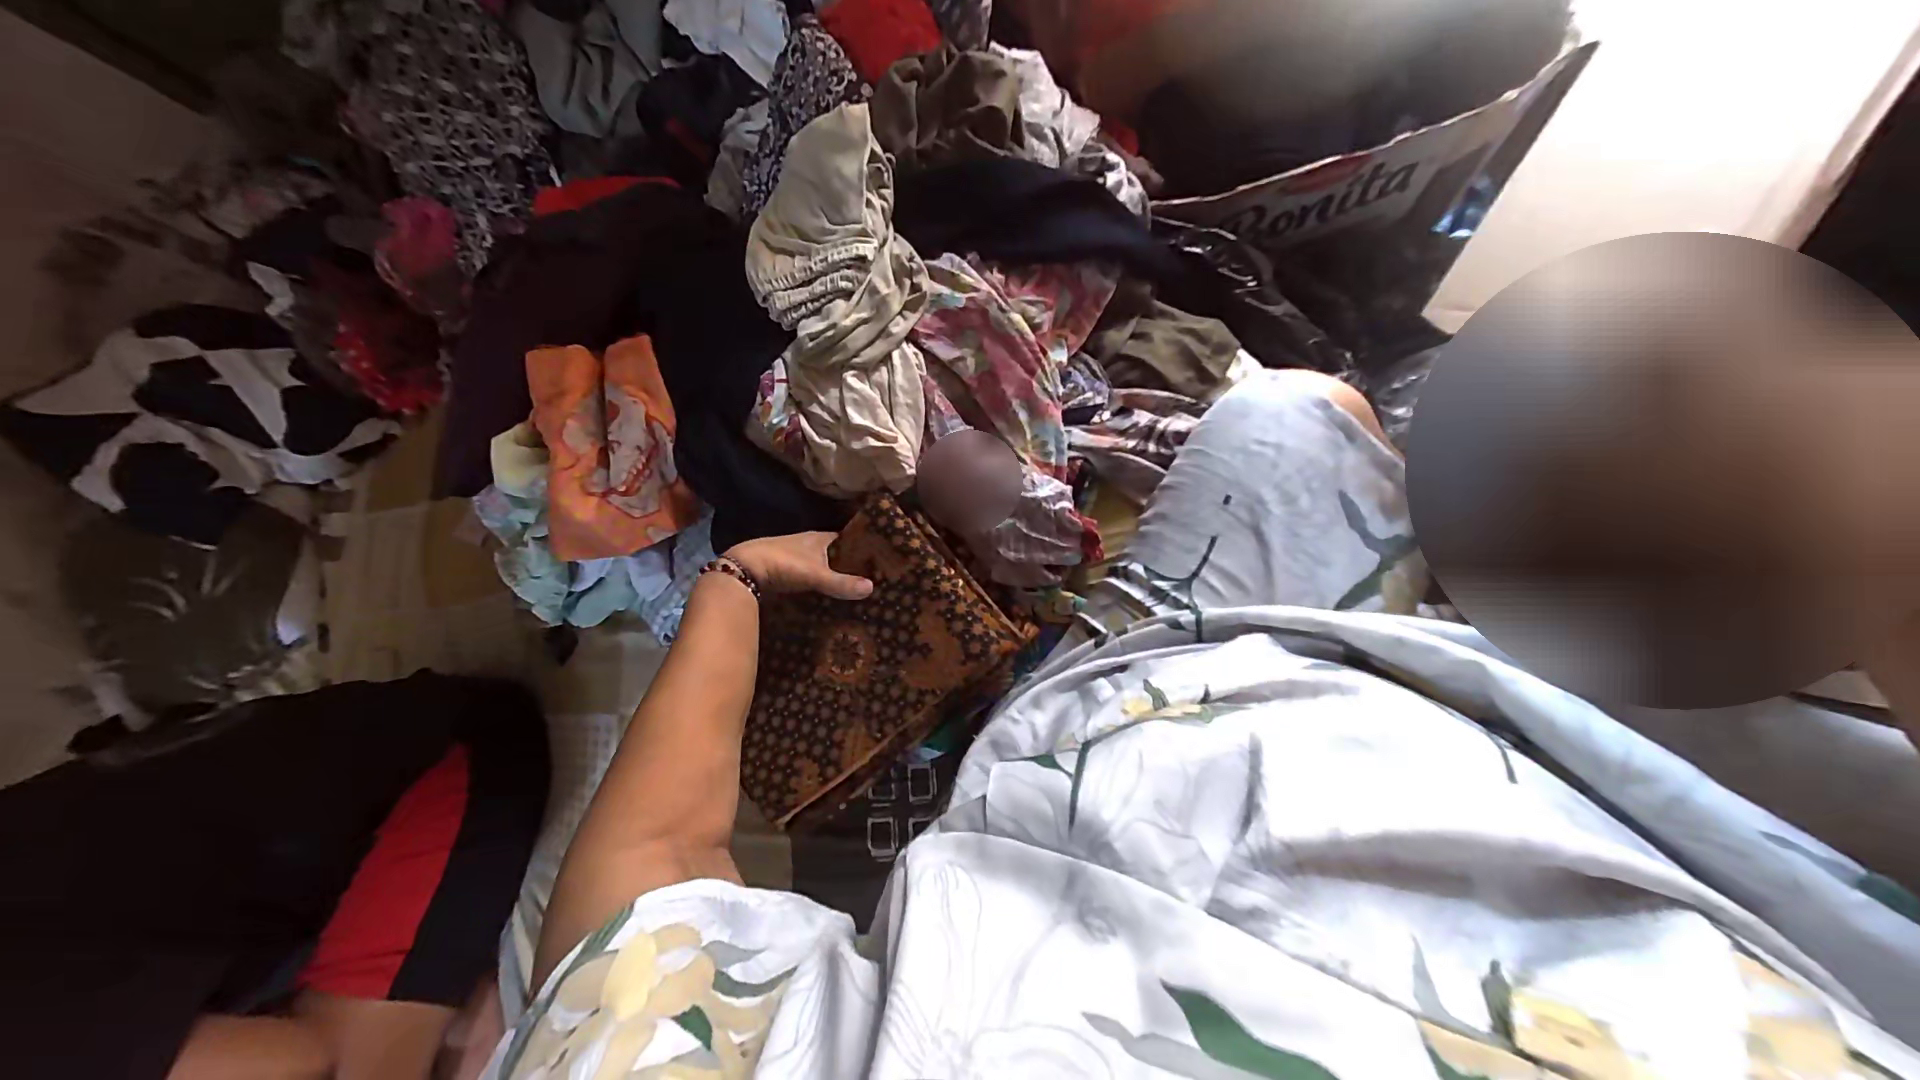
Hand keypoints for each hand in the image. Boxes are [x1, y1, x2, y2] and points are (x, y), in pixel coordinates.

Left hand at [723, 532, 872, 599]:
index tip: (878, 559)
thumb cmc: (784, 563)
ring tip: (854, 591)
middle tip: (871, 580)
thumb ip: (842, 583)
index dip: (862, 548)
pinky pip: (810, 578)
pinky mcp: (785, 572)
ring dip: (834, 576)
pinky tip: (828, 597)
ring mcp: (796, 558)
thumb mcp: (817, 574)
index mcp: (820, 538)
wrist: (745, 569)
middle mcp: (809, 544)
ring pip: (822, 566)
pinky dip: (819, 586)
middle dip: (850, 566)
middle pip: (836, 554)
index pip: (848, 540)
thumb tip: (872, 588)